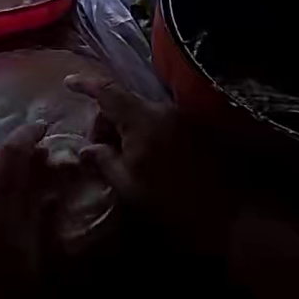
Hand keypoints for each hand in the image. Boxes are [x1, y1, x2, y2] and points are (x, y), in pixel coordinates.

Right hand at [66, 74, 237, 252]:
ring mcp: (181, 119)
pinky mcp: (195, 130)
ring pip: (142, 112)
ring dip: (126, 127)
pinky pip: (159, 121)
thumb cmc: (171, 201)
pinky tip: (143, 156)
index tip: (68, 83)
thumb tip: (85, 148)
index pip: (108, 91)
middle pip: (124, 102)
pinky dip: (144, 131)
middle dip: (105, 119)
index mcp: (141, 120)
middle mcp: (162, 111)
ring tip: (120, 155)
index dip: (86, 85)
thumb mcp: (127, 184)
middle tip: (97, 148)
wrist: (230, 215)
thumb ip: (102, 160)